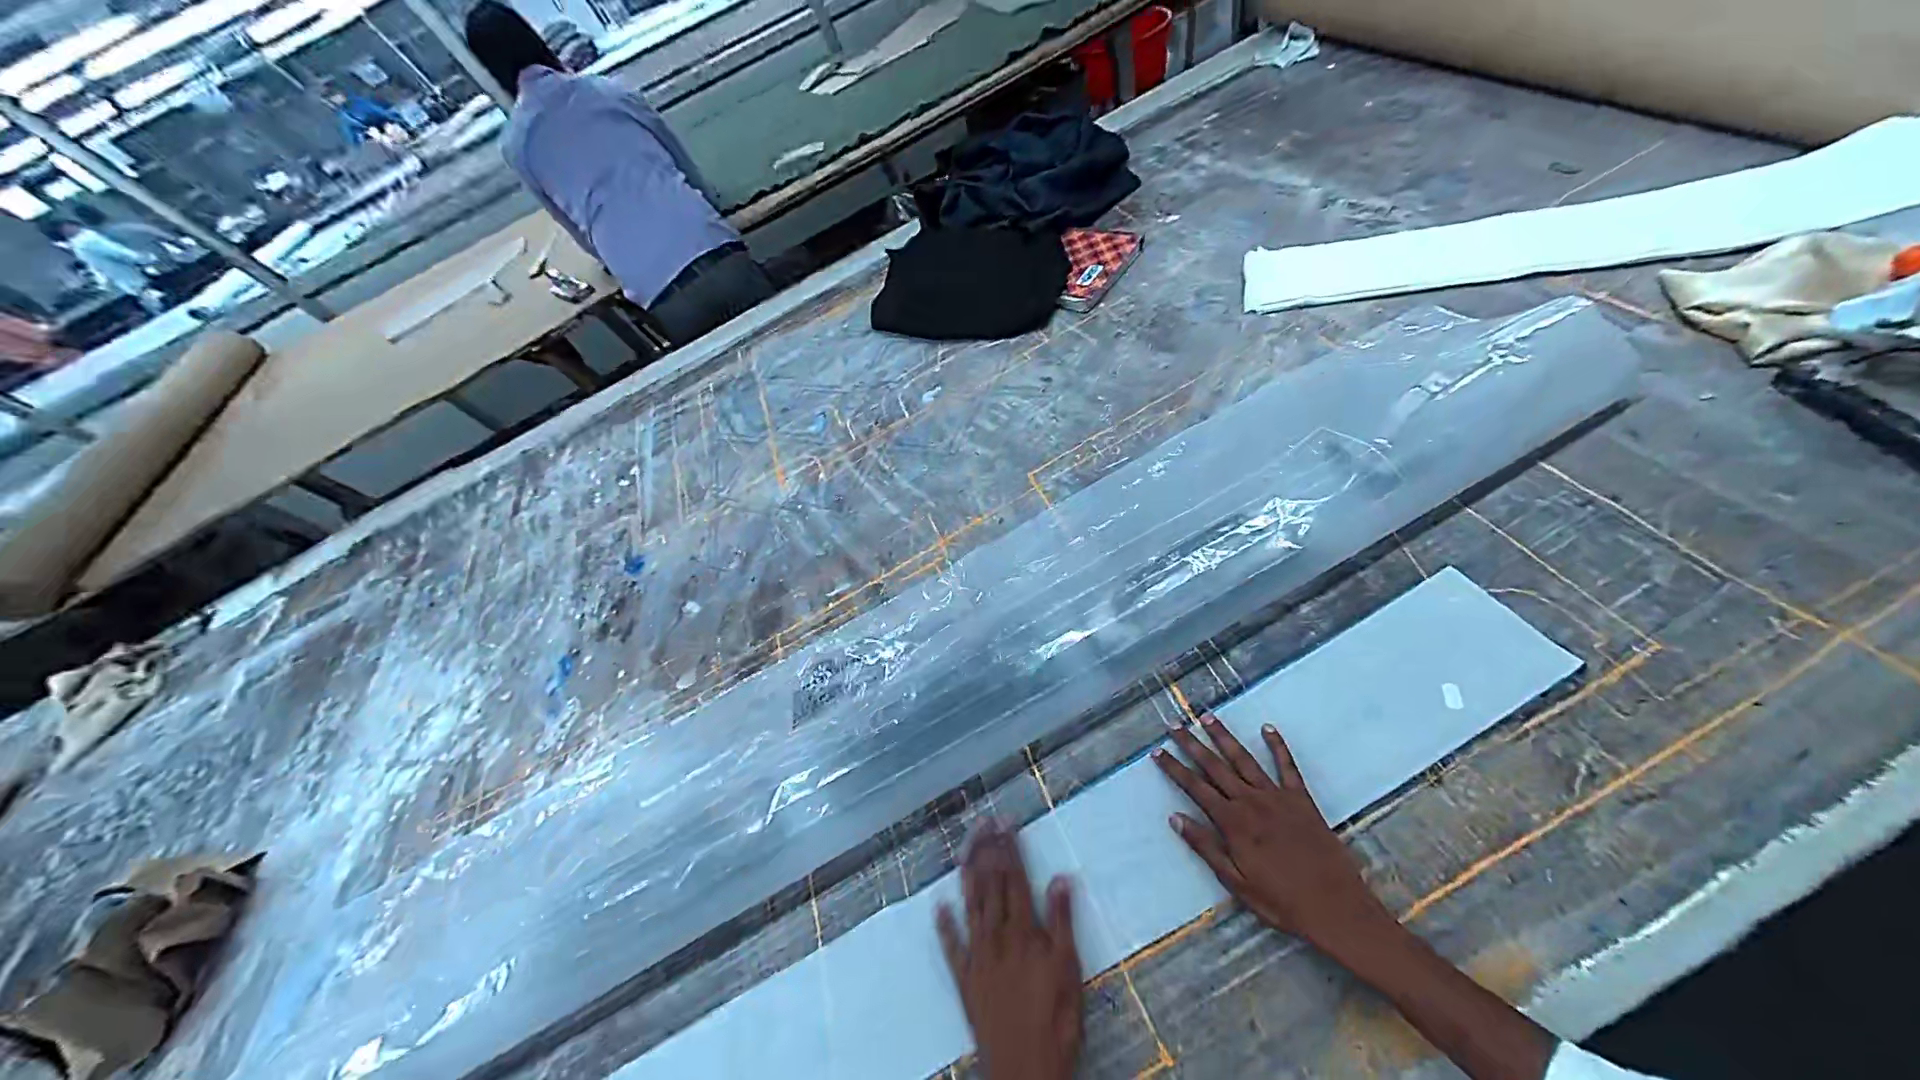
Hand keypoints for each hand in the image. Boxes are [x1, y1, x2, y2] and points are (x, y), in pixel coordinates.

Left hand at [936, 819, 1082, 1079]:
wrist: (1023, 1070)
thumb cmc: (1055, 1022)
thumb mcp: (1069, 970)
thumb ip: (1062, 922)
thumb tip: (1060, 878)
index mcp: (1024, 931)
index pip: (1015, 879)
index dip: (1010, 849)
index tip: (1006, 822)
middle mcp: (997, 936)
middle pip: (991, 885)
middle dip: (988, 851)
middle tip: (984, 822)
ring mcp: (978, 956)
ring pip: (971, 906)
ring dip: (968, 875)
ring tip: (964, 848)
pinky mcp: (965, 979)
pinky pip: (952, 947)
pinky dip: (945, 925)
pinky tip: (939, 906)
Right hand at [1155, 716, 1558, 1079]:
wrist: (1337, 909)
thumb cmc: (1282, 902)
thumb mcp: (1236, 882)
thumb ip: (1206, 847)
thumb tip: (1176, 818)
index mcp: (1233, 823)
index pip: (1195, 788)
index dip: (1174, 768)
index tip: (1157, 751)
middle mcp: (1252, 802)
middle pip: (1215, 766)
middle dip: (1191, 743)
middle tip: (1174, 724)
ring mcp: (1278, 798)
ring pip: (1244, 759)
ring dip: (1224, 737)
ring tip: (1207, 717)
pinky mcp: (1302, 800)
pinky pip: (1287, 766)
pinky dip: (1278, 745)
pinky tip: (1268, 728)